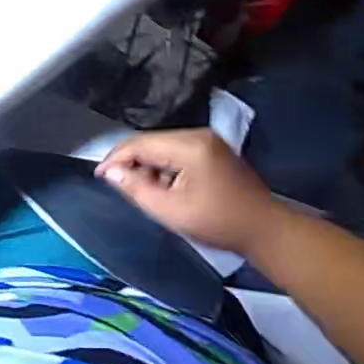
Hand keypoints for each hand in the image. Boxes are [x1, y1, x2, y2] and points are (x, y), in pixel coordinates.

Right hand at [96, 129, 290, 256]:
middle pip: (152, 142)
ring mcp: (208, 140)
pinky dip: (166, 168)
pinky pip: (178, 152)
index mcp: (189, 145)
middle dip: (133, 163)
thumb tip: (110, 172)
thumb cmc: (218, 222)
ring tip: (147, 194)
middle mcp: (199, 134)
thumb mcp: (171, 210)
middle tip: (121, 188)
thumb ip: (136, 188)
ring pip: (163, 147)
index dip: (116, 158)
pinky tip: (167, 189)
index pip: (141, 143)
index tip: (99, 176)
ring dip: (150, 167)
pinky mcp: (213, 149)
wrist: (264, 228)